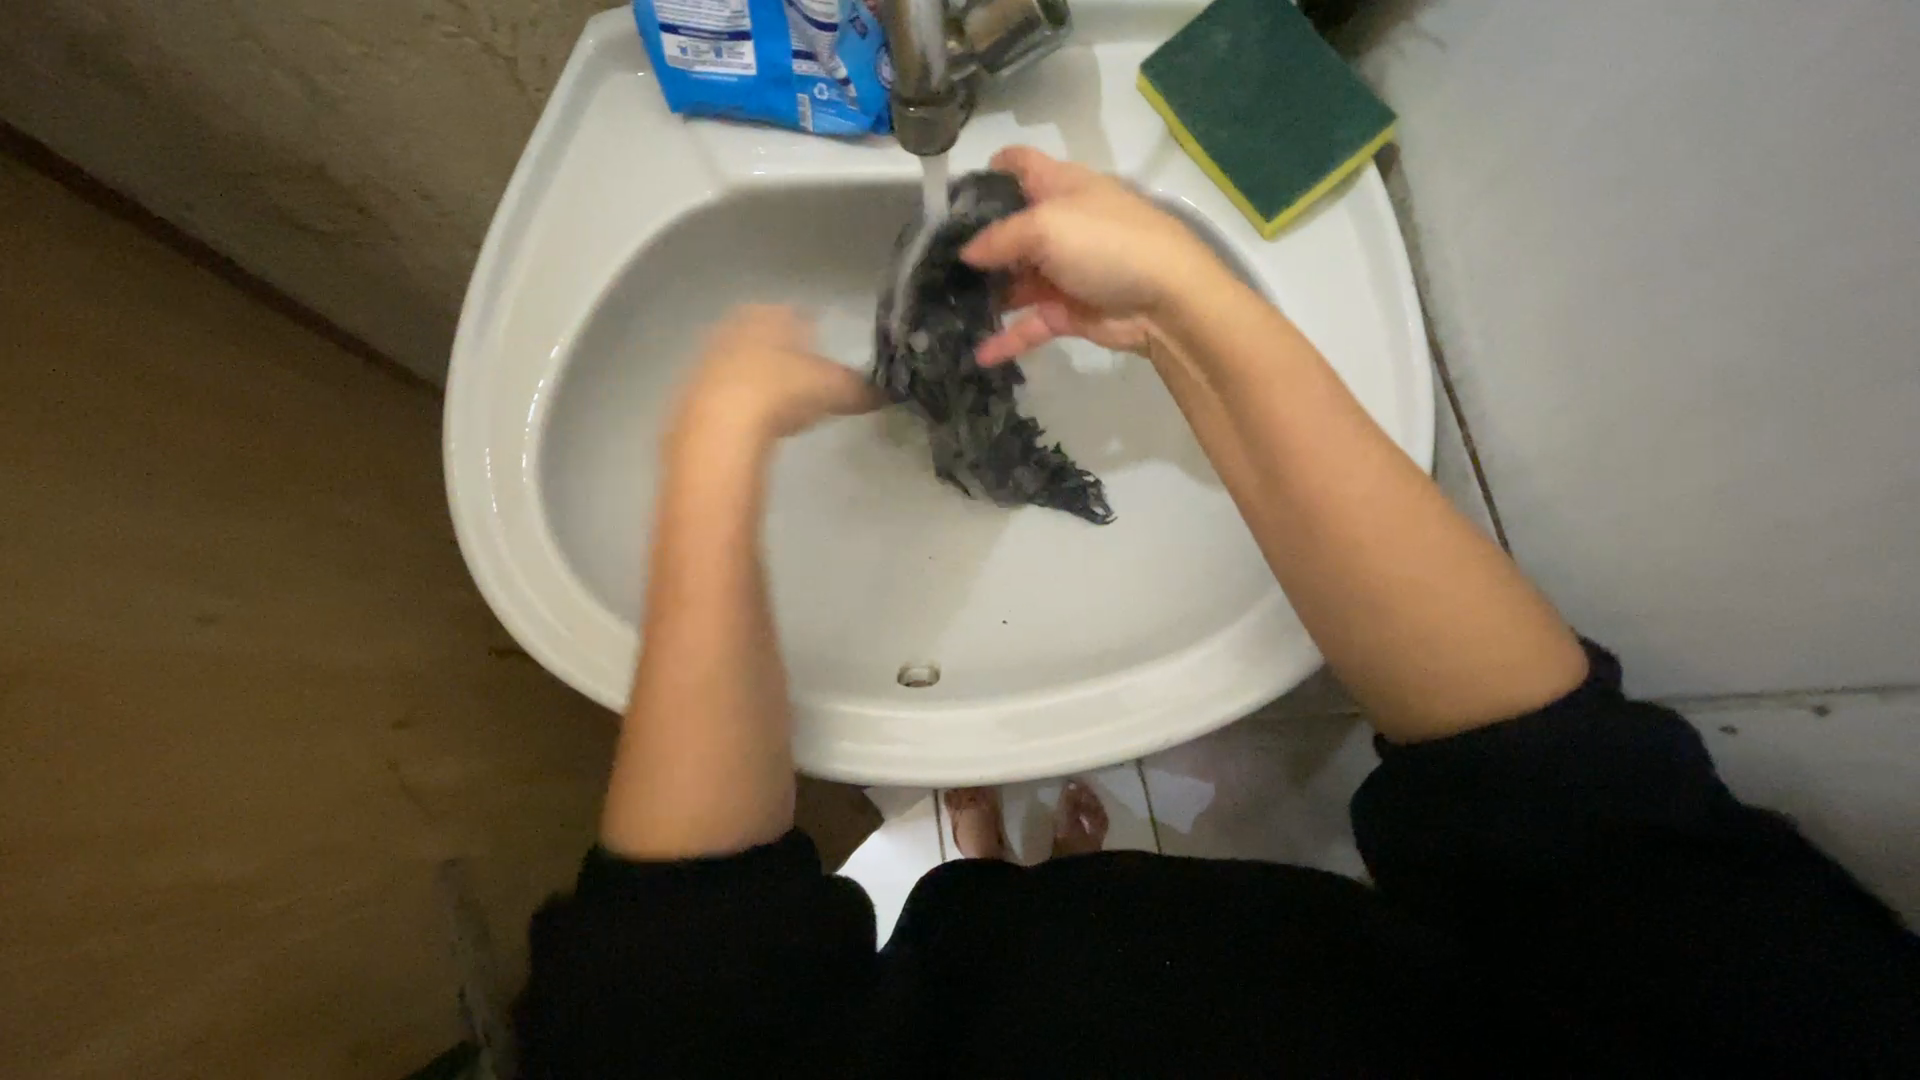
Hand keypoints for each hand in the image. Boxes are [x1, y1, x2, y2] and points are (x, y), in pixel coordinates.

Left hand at [676, 305, 879, 440]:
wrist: (722, 425)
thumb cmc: (784, 390)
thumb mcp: (834, 388)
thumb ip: (861, 388)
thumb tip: (887, 393)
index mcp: (771, 316)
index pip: (797, 314)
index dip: (813, 329)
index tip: (822, 345)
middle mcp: (736, 327)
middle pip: (764, 334)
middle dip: (781, 351)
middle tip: (801, 373)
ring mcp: (708, 358)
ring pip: (741, 361)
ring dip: (758, 377)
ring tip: (779, 402)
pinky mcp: (691, 392)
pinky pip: (724, 392)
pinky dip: (740, 402)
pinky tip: (752, 422)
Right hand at [960, 146, 1226, 365]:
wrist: (1166, 300)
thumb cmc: (1107, 244)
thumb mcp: (1047, 225)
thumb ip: (1000, 237)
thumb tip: (967, 252)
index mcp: (1058, 187)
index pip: (1019, 166)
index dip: (986, 174)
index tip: (950, 197)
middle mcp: (1058, 226)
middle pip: (1007, 231)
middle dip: (973, 247)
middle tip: (930, 265)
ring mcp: (1061, 272)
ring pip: (1013, 283)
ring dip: (984, 296)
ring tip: (943, 310)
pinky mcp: (1066, 312)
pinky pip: (1028, 325)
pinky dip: (1006, 338)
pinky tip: (978, 354)